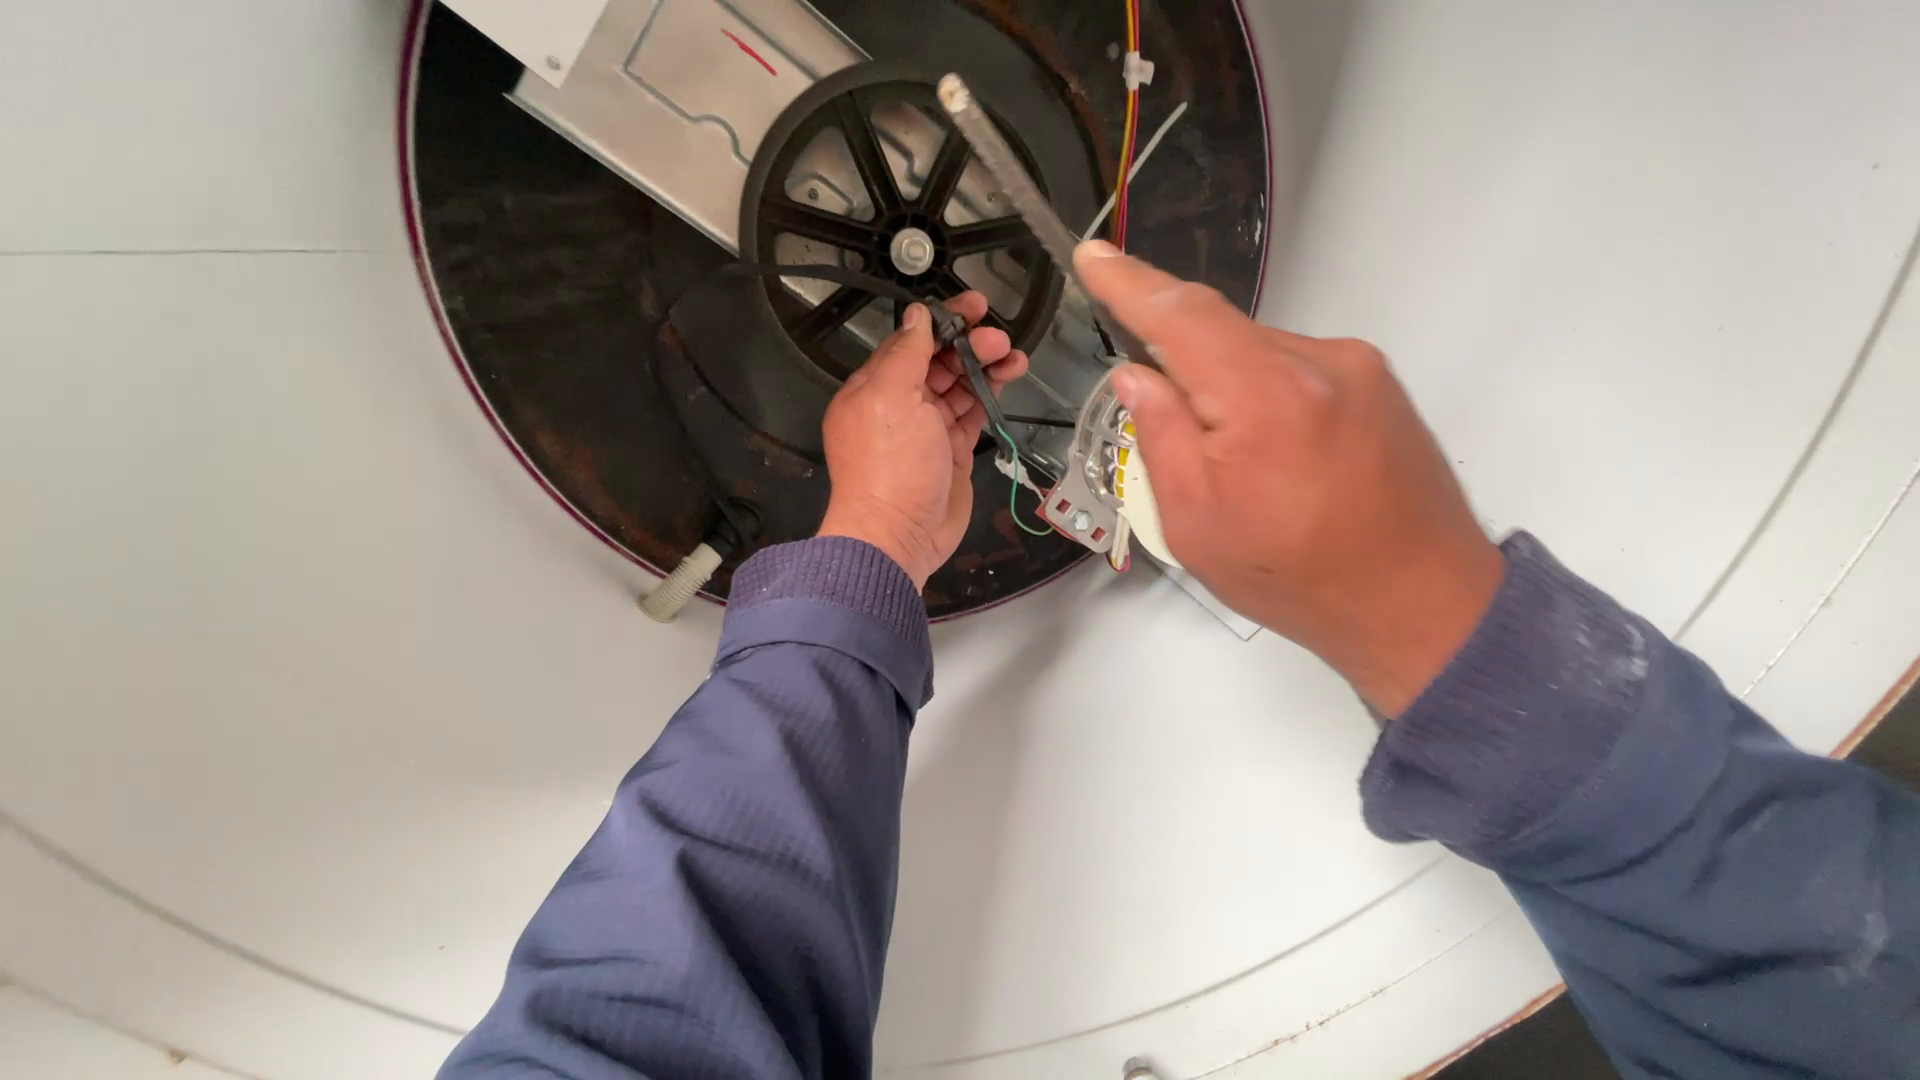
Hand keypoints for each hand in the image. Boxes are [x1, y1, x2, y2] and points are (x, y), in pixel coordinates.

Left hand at [818, 293, 1028, 590]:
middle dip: (969, 344)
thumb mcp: (891, 397)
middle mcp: (899, 405)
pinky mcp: (951, 450)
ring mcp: (927, 429)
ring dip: (985, 367)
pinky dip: (990, 394)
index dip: (942, 320)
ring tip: (1013, 356)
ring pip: (960, 385)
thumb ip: (906, 353)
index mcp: (875, 388)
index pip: (910, 341)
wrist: (899, 534)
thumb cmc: (888, 465)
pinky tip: (1008, 378)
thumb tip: (916, 314)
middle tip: (998, 338)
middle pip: (939, 361)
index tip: (973, 305)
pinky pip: (972, 413)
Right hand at [1075, 241, 1505, 715]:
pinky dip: (1263, 397)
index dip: (1130, 282)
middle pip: (1221, 335)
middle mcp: (1320, 361)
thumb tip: (1138, 374)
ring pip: (1259, 354)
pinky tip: (1274, 458)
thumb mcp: (1196, 524)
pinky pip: (1296, 370)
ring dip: (1225, 390)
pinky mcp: (1380, 386)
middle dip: (1179, 367)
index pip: (1183, 315)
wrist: (1422, 607)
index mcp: (1266, 396)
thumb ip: (1160, 438)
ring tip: (1235, 468)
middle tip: (1170, 439)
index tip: (1092, 254)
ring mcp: (1359, 369)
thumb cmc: (1293, 578)